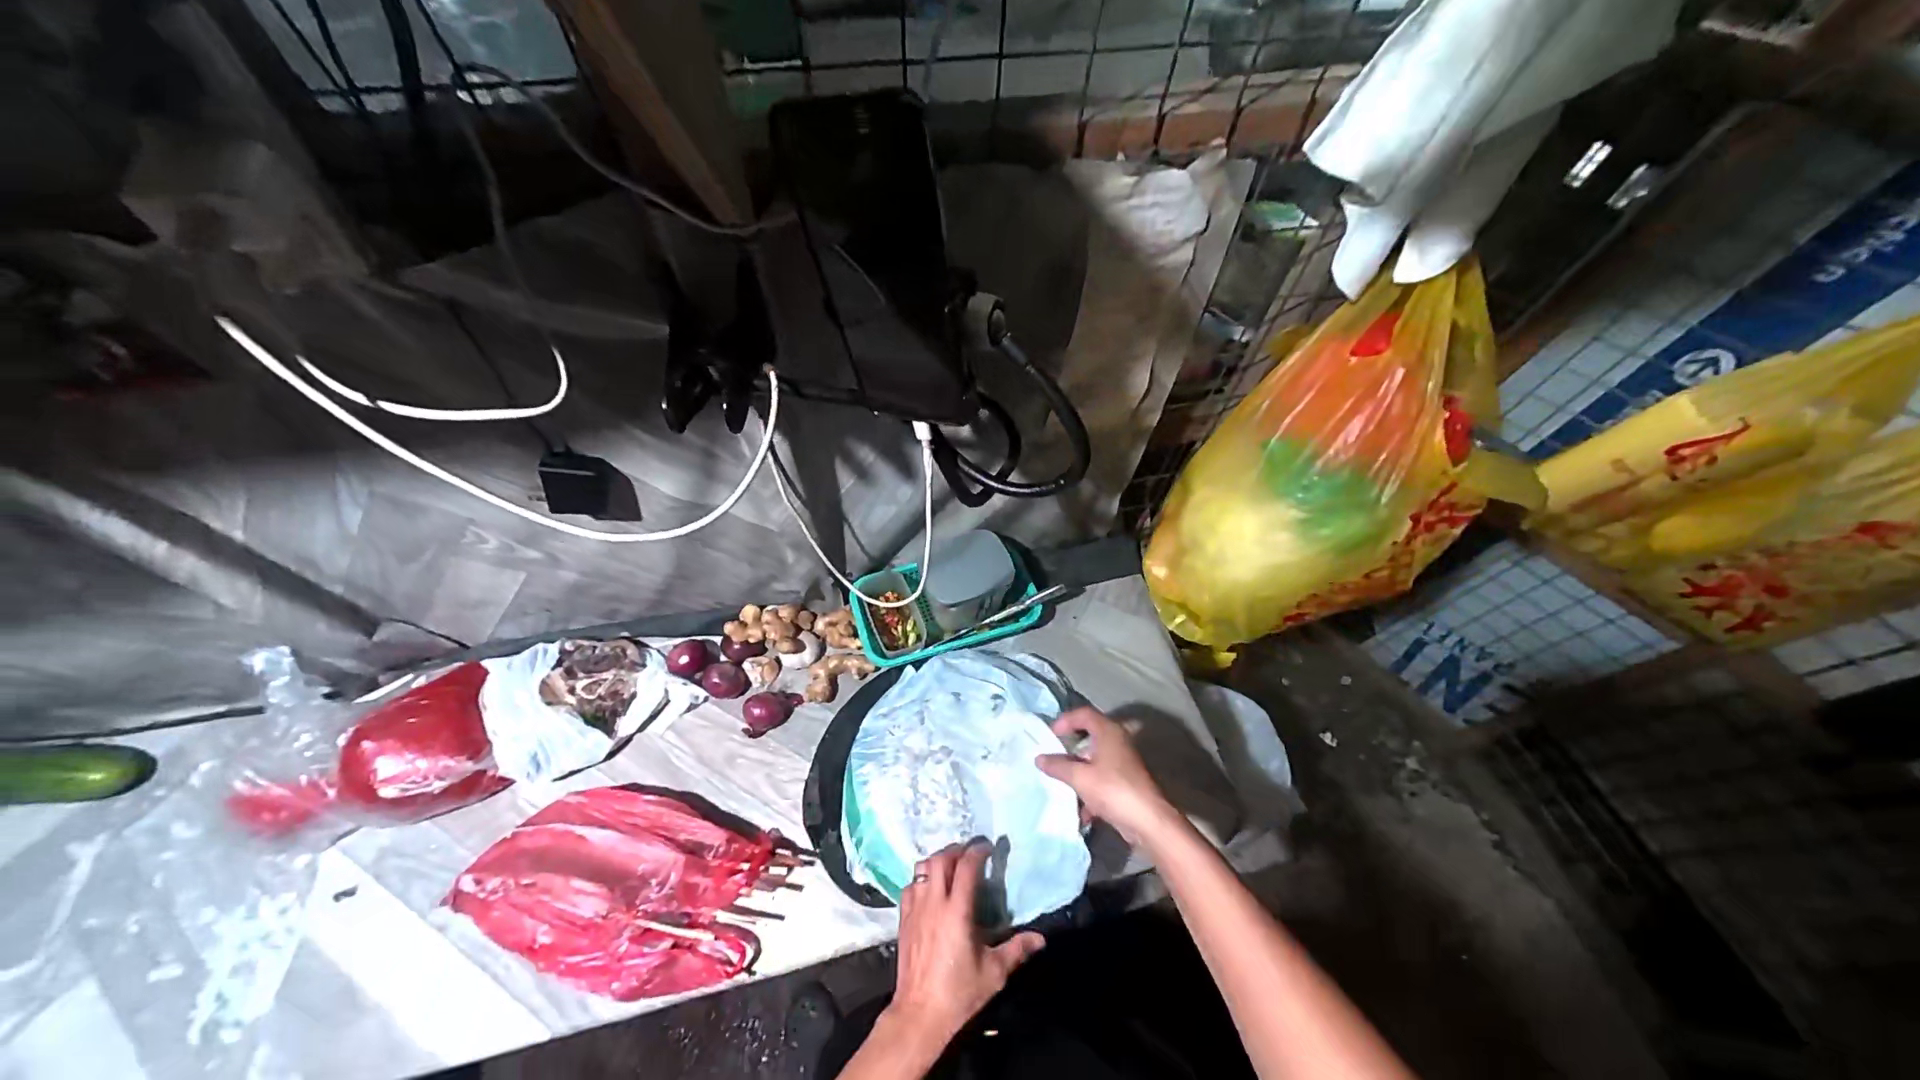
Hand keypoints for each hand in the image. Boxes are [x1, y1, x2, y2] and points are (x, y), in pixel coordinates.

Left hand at [885, 842, 1044, 1045]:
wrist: (920, 1014)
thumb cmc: (959, 993)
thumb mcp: (994, 973)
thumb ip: (1017, 950)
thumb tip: (1040, 938)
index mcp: (957, 911)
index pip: (966, 867)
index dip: (977, 851)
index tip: (988, 848)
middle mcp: (934, 903)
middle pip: (940, 859)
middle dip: (956, 850)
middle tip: (970, 853)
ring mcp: (915, 909)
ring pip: (922, 868)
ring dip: (937, 861)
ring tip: (951, 865)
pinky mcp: (903, 920)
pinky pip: (910, 886)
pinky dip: (922, 878)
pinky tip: (931, 889)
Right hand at [1035, 706, 1180, 845]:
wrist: (1148, 821)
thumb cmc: (1112, 790)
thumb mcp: (1079, 777)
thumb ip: (1058, 766)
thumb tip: (1039, 758)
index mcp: (1108, 731)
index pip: (1083, 714)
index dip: (1065, 720)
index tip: (1050, 734)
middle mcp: (1118, 741)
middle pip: (1090, 735)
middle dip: (1070, 747)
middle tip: (1053, 756)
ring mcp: (1124, 762)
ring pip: (1095, 759)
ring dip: (1079, 771)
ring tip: (1063, 784)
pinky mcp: (1126, 781)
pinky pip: (1103, 778)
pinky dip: (1091, 789)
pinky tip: (1082, 810)